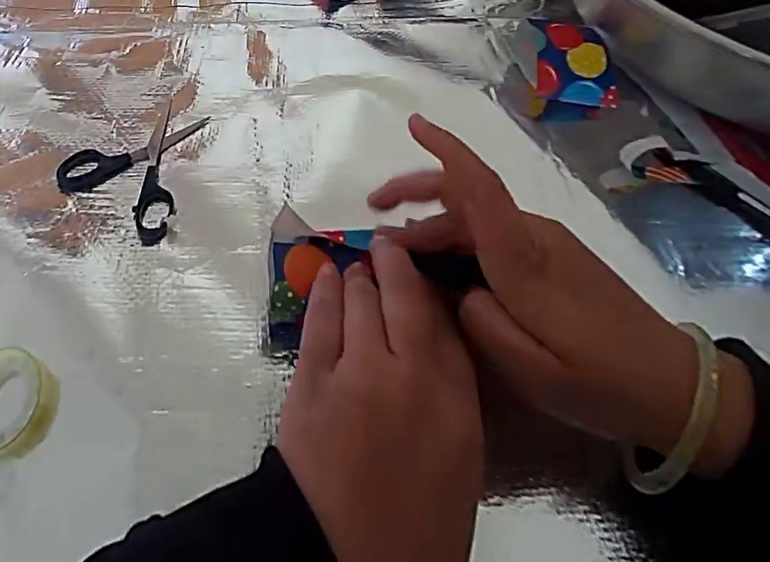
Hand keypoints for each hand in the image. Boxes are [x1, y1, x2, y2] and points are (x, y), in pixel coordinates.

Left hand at [276, 237, 482, 561]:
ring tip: (357, 267)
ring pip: (361, 299)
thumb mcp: (457, 459)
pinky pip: (320, 320)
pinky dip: (323, 292)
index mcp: (456, 400)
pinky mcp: (312, 382)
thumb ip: (452, 391)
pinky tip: (325, 276)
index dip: (431, 289)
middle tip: (388, 248)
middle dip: (394, 264)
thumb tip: (436, 335)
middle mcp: (412, 374)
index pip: (447, 321)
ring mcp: (359, 373)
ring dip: (359, 277)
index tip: (421, 273)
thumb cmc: (414, 522)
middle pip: (404, 297)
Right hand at [370, 115, 754, 477]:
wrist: (673, 384)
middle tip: (374, 212)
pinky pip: (491, 235)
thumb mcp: (534, 371)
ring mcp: (542, 243)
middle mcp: (531, 236)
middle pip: (466, 195)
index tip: (415, 123)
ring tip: (396, 250)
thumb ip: (482, 324)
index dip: (446, 149)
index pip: (479, 188)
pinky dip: (455, 240)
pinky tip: (437, 265)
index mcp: (523, 259)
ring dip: (431, 224)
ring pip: (475, 217)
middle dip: (415, 191)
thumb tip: (458, 289)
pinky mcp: (548, 256)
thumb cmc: (603, 381)